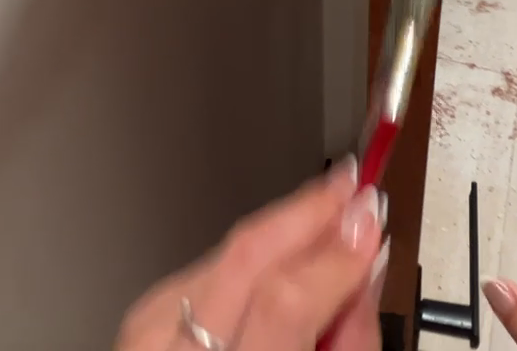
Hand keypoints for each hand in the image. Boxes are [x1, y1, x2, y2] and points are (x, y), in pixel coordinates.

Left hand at [116, 160, 388, 350]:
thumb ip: (351, 337)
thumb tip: (366, 261)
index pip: (283, 302)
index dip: (332, 254)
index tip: (369, 215)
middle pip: (246, 256)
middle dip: (307, 211)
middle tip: (351, 182)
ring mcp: (151, 331)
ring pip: (229, 250)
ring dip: (284, 222)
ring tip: (329, 202)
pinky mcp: (147, 313)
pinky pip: (213, 262)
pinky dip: (255, 250)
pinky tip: (286, 240)